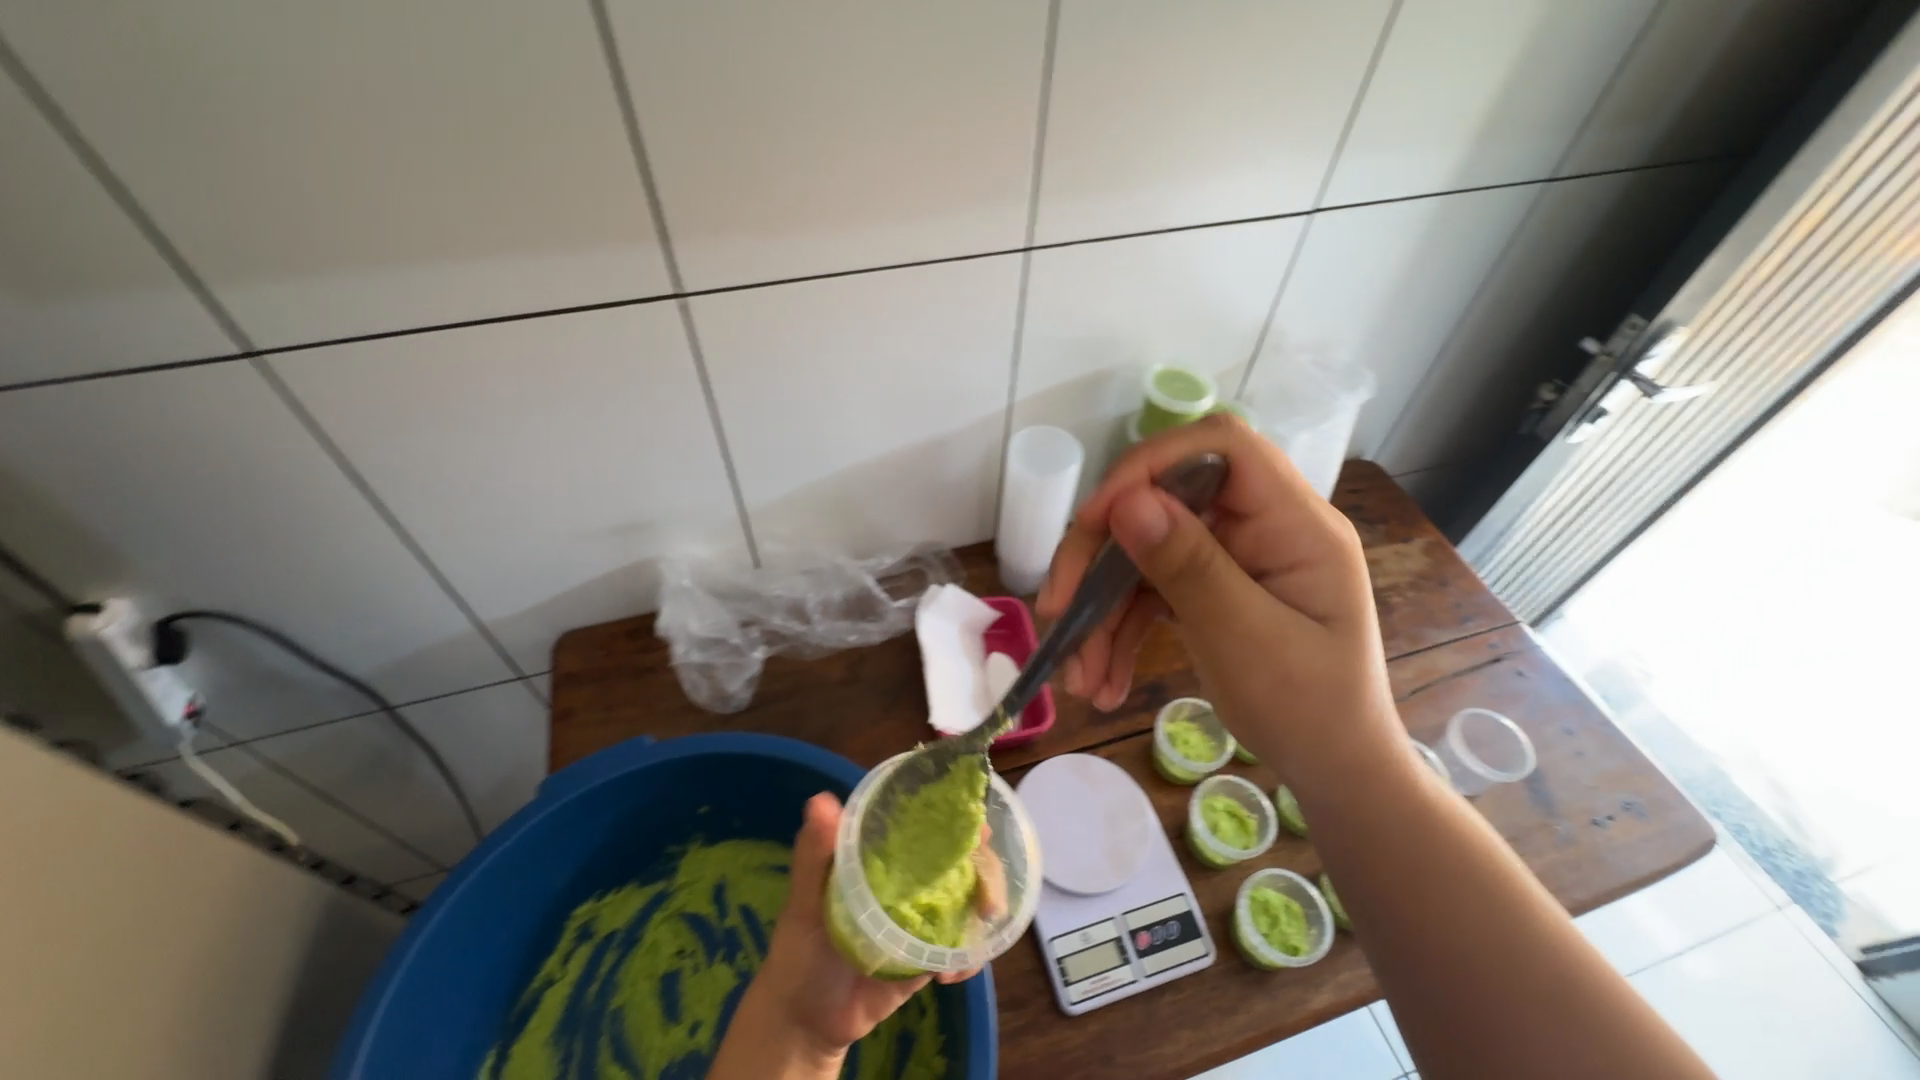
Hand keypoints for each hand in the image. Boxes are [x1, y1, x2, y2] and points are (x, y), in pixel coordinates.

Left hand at [709, 793, 978, 1079]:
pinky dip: (969, 958)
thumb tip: (821, 801)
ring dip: (986, 909)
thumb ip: (814, 855)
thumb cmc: (798, 949)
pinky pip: (962, 949)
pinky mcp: (929, 956)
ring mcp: (923, 917)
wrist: (804, 1021)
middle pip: (961, 860)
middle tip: (988, 895)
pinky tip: (951, 975)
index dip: (957, 819)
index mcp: (881, 857)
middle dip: (986, 869)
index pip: (925, 825)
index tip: (979, 827)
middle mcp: (909, 880)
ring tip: (980, 928)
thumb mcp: (803, 901)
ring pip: (970, 899)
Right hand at [1036, 414, 1400, 784]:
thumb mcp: (1246, 640)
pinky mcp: (1211, 587)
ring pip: (1143, 551)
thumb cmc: (1310, 710)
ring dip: (1100, 609)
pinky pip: (1149, 590)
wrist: (1335, 768)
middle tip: (1057, 608)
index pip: (1221, 447)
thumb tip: (1127, 500)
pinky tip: (1101, 680)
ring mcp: (1233, 557)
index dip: (1150, 465)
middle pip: (1162, 502)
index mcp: (1294, 522)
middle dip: (1100, 556)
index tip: (1095, 519)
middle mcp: (1261, 526)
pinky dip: (1118, 631)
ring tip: (1080, 677)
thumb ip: (1190, 567)